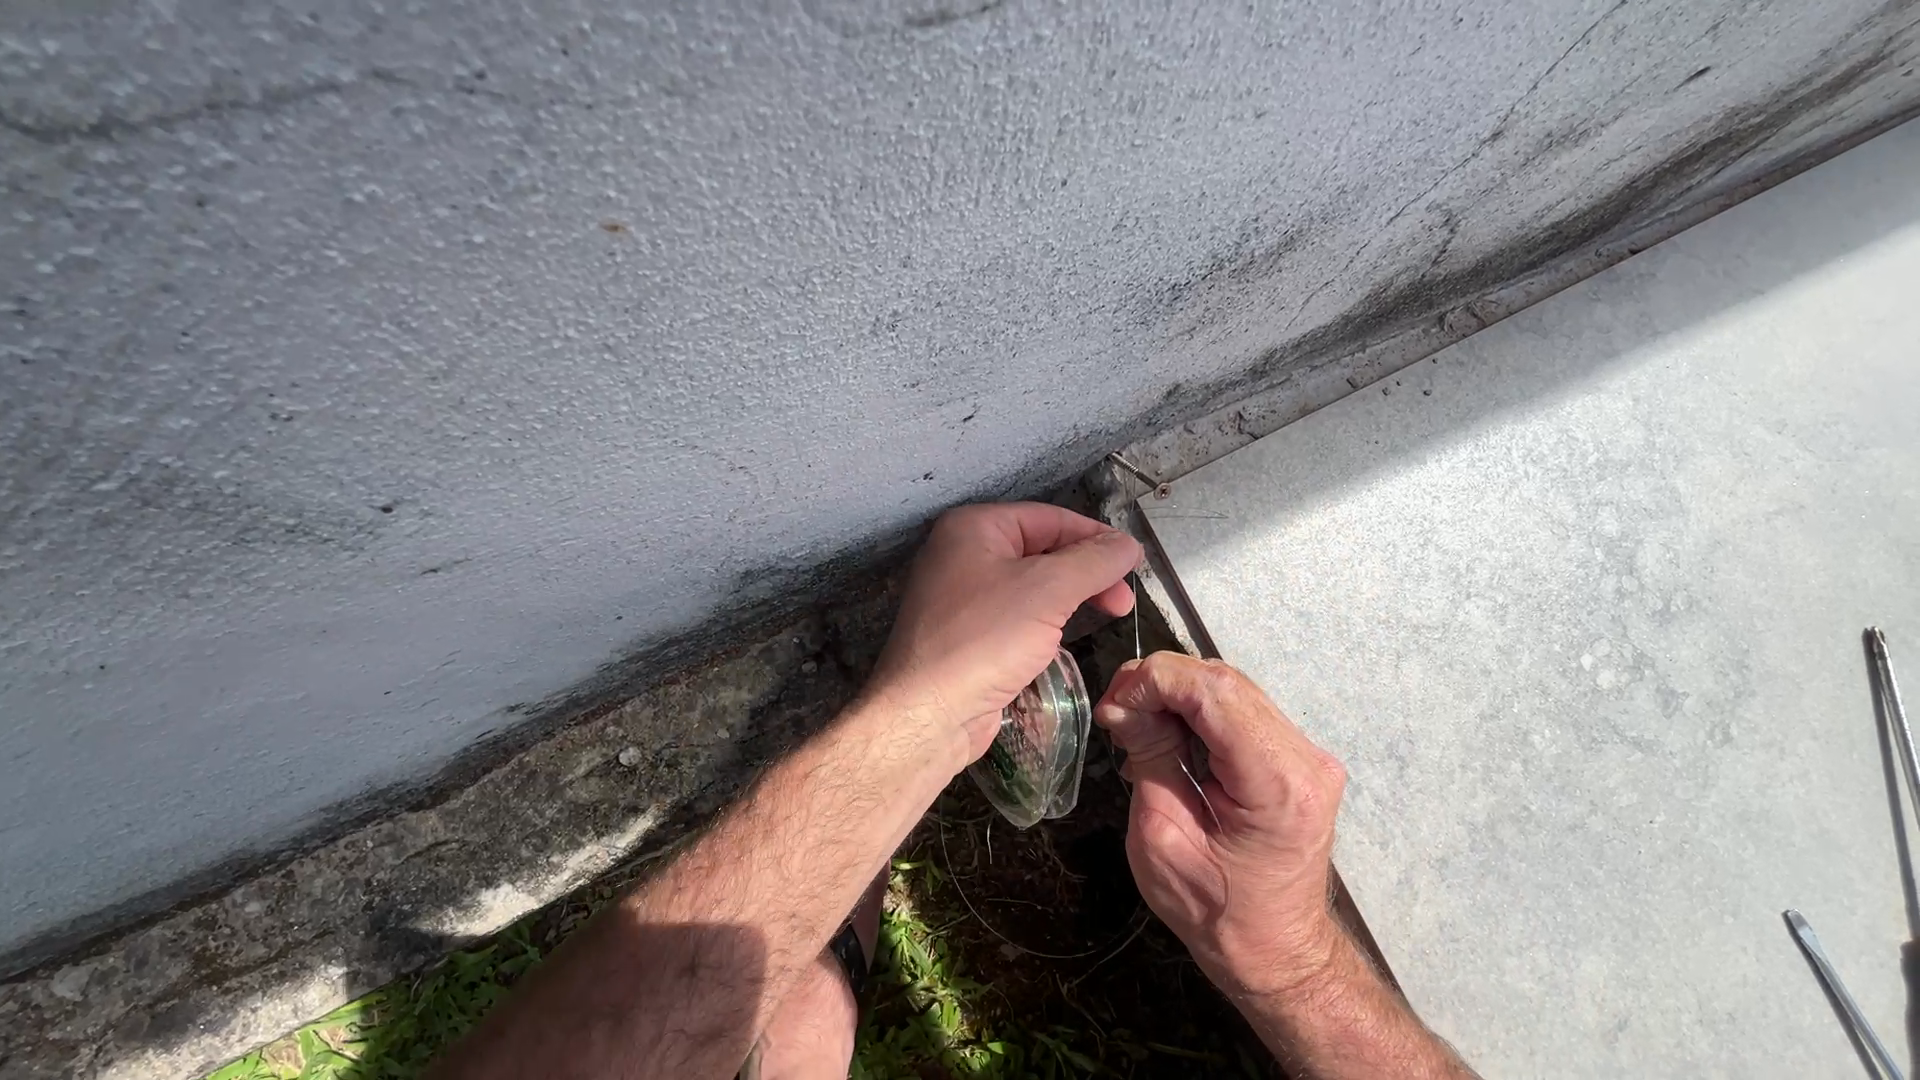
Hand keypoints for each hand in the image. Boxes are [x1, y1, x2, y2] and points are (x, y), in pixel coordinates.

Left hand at [870, 502, 1139, 766]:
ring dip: (1069, 597)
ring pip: (1031, 585)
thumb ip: (1093, 562)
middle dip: (1086, 572)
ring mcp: (962, 597)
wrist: (928, 714)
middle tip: (1123, 600)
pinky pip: (1016, 615)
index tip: (1134, 562)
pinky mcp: (967, 634)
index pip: (1050, 518)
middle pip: (1041, 550)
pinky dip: (1044, 621)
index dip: (1096, 537)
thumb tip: (1128, 544)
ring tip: (1106, 615)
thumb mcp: (1048, 591)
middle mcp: (962, 554)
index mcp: (973, 527)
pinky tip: (1063, 639)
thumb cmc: (984, 640)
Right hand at [1095, 652, 1347, 999]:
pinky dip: (1194, 707)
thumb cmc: (1214, 910)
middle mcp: (1304, 756)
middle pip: (1223, 681)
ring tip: (1133, 718)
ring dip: (1174, 691)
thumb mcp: (1161, 835)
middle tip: (1115, 711)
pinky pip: (1239, 707)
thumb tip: (1124, 703)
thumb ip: (1150, 755)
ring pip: (1230, 686)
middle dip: (1158, 682)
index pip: (1213, 691)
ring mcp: (1308, 752)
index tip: (1111, 707)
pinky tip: (1166, 727)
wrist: (1276, 950)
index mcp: (1277, 782)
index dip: (1154, 682)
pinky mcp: (1298, 755)